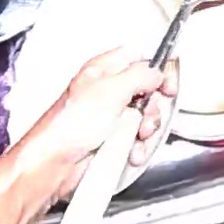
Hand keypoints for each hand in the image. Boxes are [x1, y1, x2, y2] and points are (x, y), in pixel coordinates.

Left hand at [13, 47, 177, 198]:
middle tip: (145, 116)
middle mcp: (109, 90)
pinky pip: (138, 139)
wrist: (54, 165)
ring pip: (147, 116)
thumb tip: (158, 73)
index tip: (168, 84)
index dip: (158, 69)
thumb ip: (142, 74)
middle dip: (153, 106)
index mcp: (105, 69)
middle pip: (149, 90)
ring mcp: (111, 116)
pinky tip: (131, 151)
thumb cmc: (70, 125)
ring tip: (137, 137)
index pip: (141, 58)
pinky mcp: (113, 139)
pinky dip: (139, 147)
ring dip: (147, 129)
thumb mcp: (112, 89)